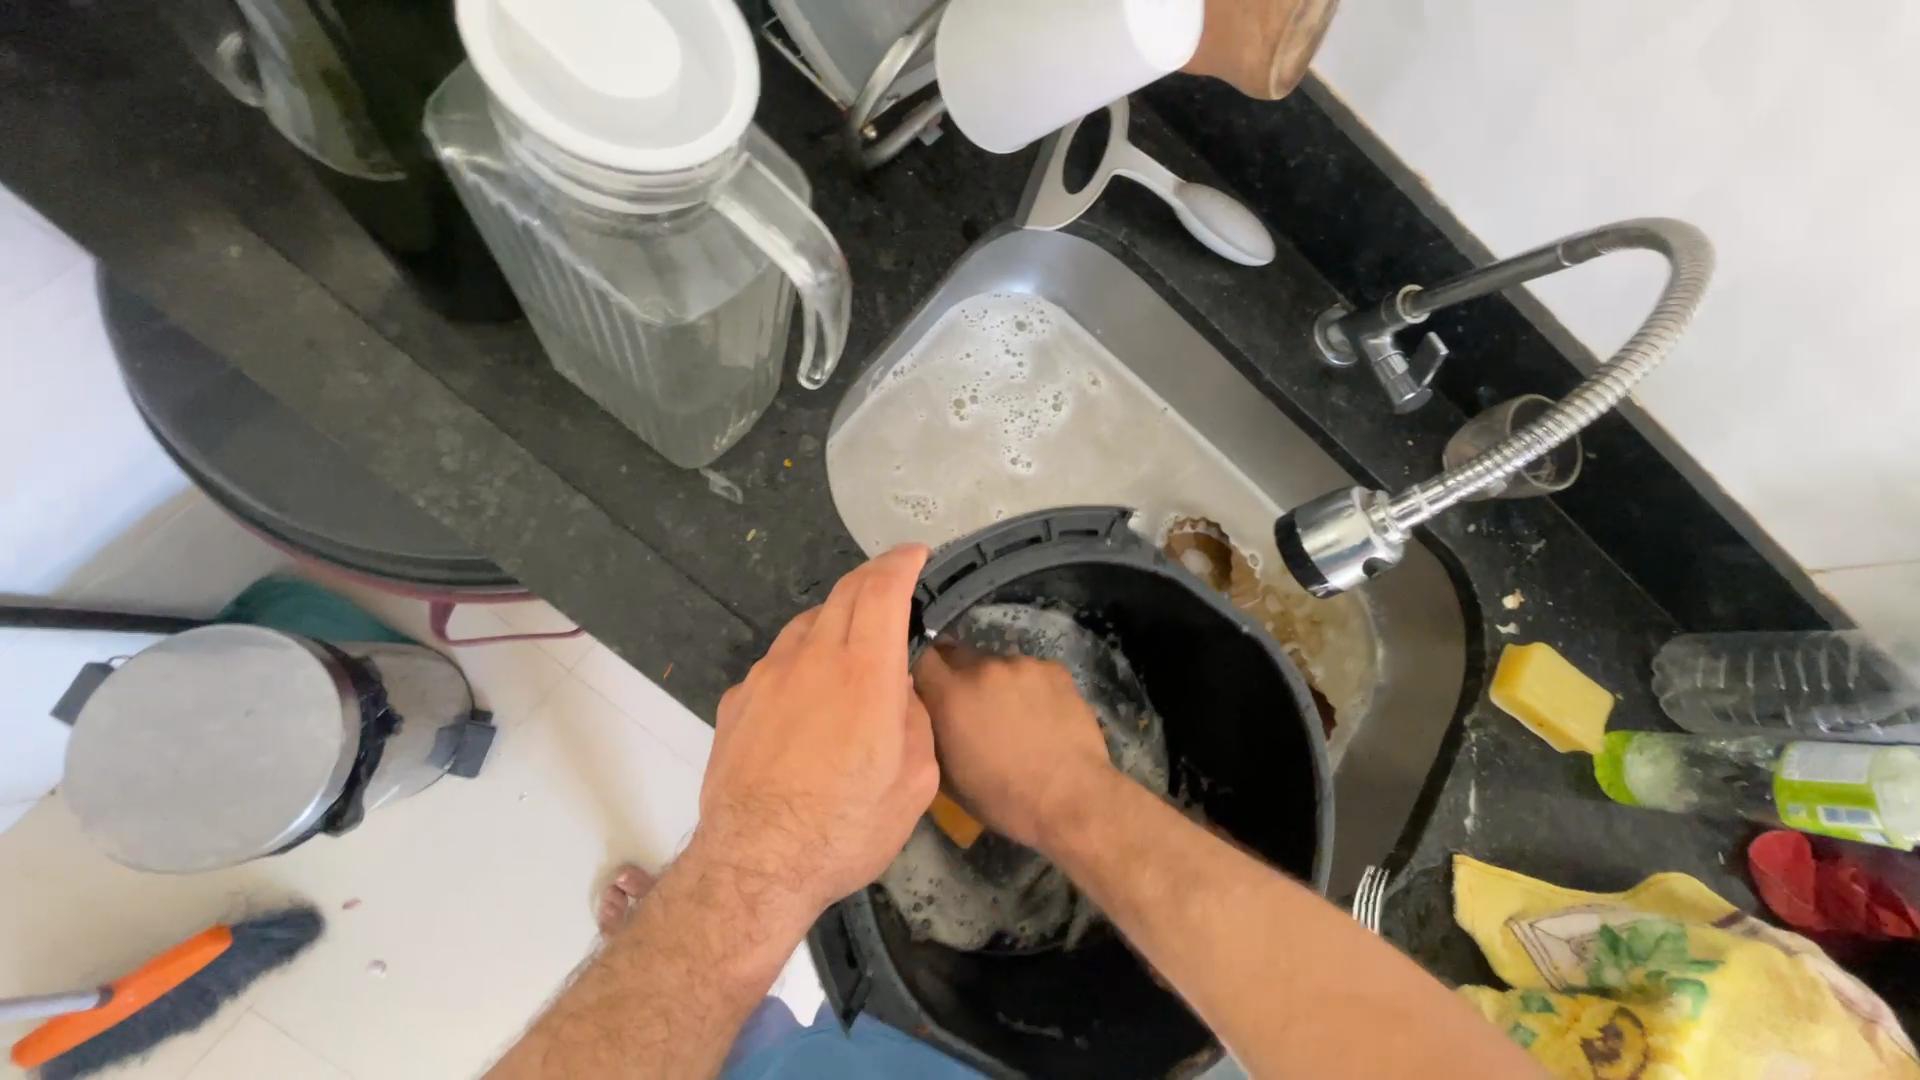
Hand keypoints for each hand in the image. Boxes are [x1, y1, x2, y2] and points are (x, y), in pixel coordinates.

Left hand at [698, 545, 938, 913]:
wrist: (755, 865)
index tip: (917, 554)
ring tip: (852, 641)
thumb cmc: (845, 828)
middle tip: (894, 580)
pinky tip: (807, 694)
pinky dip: (802, 658)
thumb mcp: (914, 781)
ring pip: (806, 622)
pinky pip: (777, 661)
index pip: (883, 590)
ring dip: (836, 616)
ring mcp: (767, 676)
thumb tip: (896, 690)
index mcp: (864, 673)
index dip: (903, 562)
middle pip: (844, 592)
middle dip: (874, 575)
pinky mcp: (738, 700)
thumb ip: (913, 719)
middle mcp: (812, 659)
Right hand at [912, 645, 1118, 850]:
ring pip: (996, 664)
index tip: (928, 689)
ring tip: (1013, 716)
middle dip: (958, 676)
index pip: (922, 657)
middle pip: (958, 655)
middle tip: (972, 708)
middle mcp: (983, 667)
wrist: (1071, 798)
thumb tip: (925, 712)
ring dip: (996, 683)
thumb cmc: (1003, 798)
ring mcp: (1021, 664)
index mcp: (951, 694)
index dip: (923, 672)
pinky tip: (1042, 715)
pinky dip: (1029, 687)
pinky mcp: (1053, 668)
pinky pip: (1029, 671)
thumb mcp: (948, 775)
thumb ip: (930, 733)